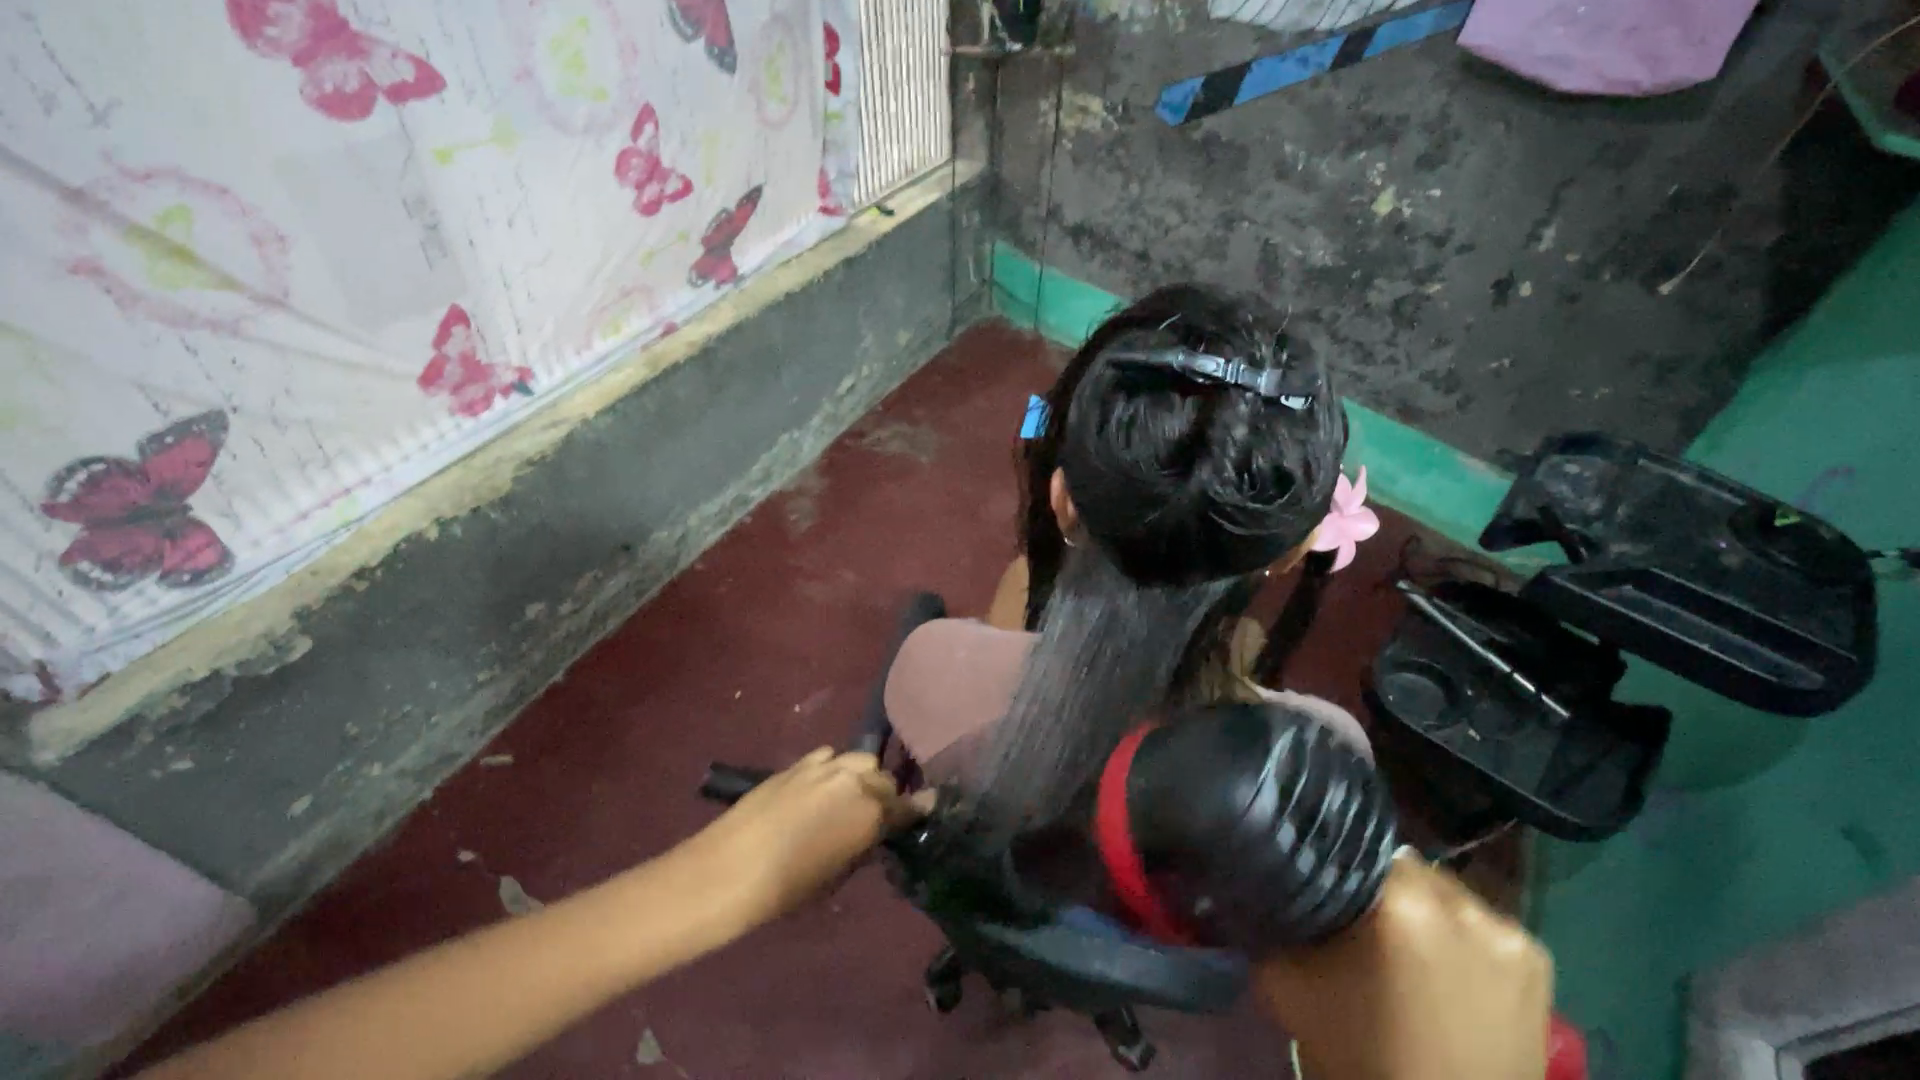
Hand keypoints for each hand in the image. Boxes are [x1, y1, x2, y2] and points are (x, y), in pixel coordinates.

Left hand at [684, 749, 921, 923]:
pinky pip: (828, 757)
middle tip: (876, 814)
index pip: (908, 805)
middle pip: (884, 779)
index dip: (917, 809)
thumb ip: (862, 846)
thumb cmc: (788, 888)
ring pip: (859, 761)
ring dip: (861, 776)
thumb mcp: (837, 875)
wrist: (731, 869)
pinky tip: (821, 785)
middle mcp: (855, 781)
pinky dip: (832, 768)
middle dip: (886, 795)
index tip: (925, 809)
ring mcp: (824, 767)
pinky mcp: (797, 763)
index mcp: (872, 814)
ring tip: (849, 795)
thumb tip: (872, 835)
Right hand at [1255, 853, 1552, 1079]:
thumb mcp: (1285, 986)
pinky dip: (1462, 939)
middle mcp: (1460, 902)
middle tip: (1360, 925)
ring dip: (1425, 911)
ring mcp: (1508, 932)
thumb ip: (1274, 924)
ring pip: (1446, 893)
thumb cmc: (1359, 1056)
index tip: (1322, 891)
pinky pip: (1483, 926)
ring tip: (1406, 952)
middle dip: (1382, 889)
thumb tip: (1266, 888)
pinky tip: (1447, 975)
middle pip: (1404, 866)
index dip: (1335, 865)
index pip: (1355, 847)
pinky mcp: (1539, 961)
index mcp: (1399, 902)